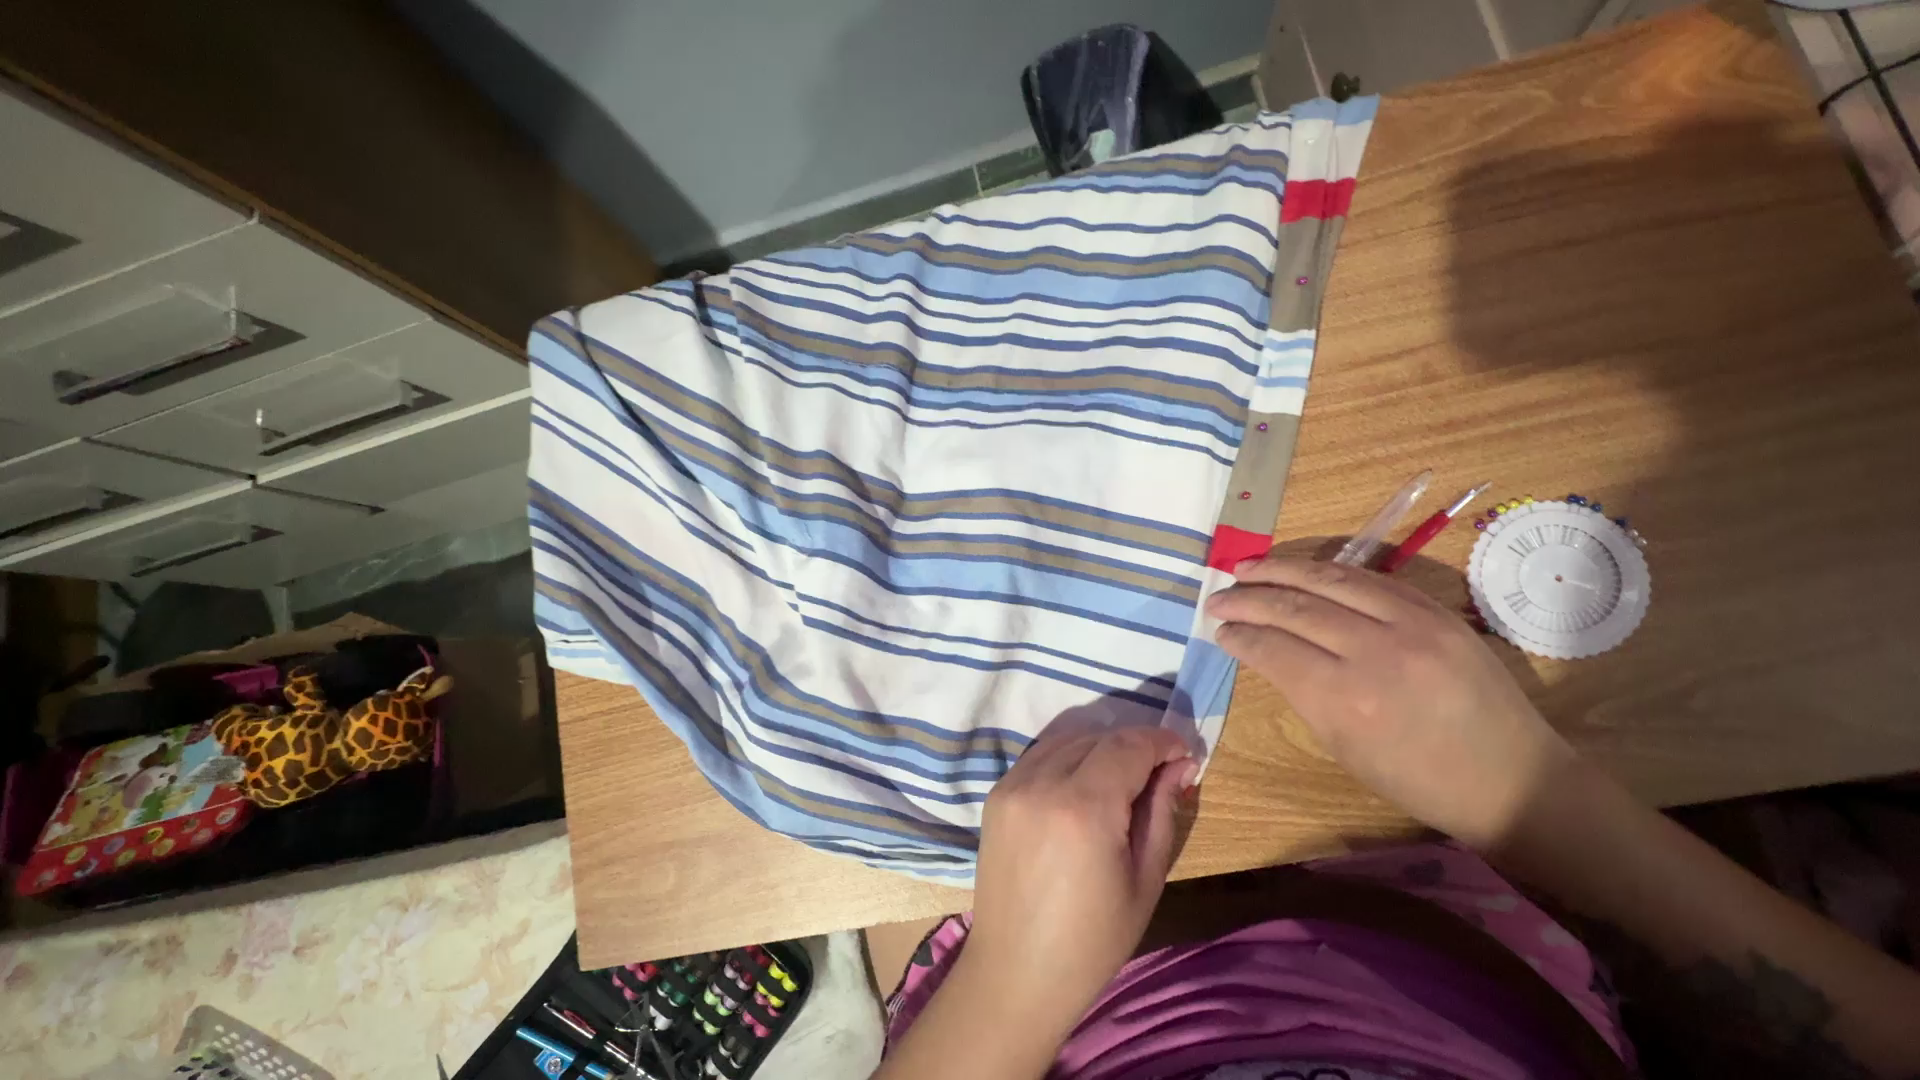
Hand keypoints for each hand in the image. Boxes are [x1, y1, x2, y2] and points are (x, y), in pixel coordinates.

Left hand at [963, 724, 1195, 1029]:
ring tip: (1124, 779)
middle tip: (1160, 772)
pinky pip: (1039, 756)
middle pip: (1097, 736)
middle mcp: (1042, 784)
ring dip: (1101, 747)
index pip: (1128, 745)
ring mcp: (1012, 786)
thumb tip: (1180, 766)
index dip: (1161, 741)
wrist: (1017, 971)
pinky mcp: (996, 795)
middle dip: (1135, 745)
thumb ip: (1162, 812)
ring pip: (1066, 738)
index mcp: (1084, 808)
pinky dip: (1068, 757)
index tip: (1183, 754)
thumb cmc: (1093, 939)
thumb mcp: (1145, 879)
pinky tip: (1085, 784)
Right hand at [1206, 555, 1575, 848]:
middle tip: (1216, 597)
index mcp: (1346, 700)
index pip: (1273, 648)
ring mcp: (1411, 624)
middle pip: (1293, 607)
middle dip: (1247, 598)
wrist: (1512, 777)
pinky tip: (1302, 571)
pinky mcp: (1435, 610)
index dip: (1238, 634)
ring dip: (1280, 570)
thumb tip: (1263, 649)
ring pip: (1329, 579)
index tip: (1216, 629)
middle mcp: (1375, 651)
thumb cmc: (1417, 779)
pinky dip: (1327, 571)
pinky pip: (1369, 578)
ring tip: (1245, 568)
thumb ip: (1301, 692)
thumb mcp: (1343, 746)